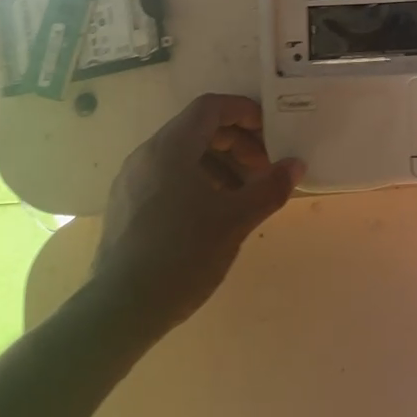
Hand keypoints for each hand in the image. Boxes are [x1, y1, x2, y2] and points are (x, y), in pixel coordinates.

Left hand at [93, 94, 303, 329]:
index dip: (244, 112)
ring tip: (242, 193)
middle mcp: (146, 155)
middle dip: (235, 142)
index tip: (270, 132)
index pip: (210, 107)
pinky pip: (166, 176)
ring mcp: (131, 180)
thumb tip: (296, 165)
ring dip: (218, 163)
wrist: (121, 309)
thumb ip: (269, 187)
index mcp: (170, 148)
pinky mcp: (125, 206)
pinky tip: (212, 212)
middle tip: (262, 167)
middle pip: (197, 128)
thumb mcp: (235, 220)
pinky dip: (195, 180)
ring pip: (181, 154)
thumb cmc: (182, 254)